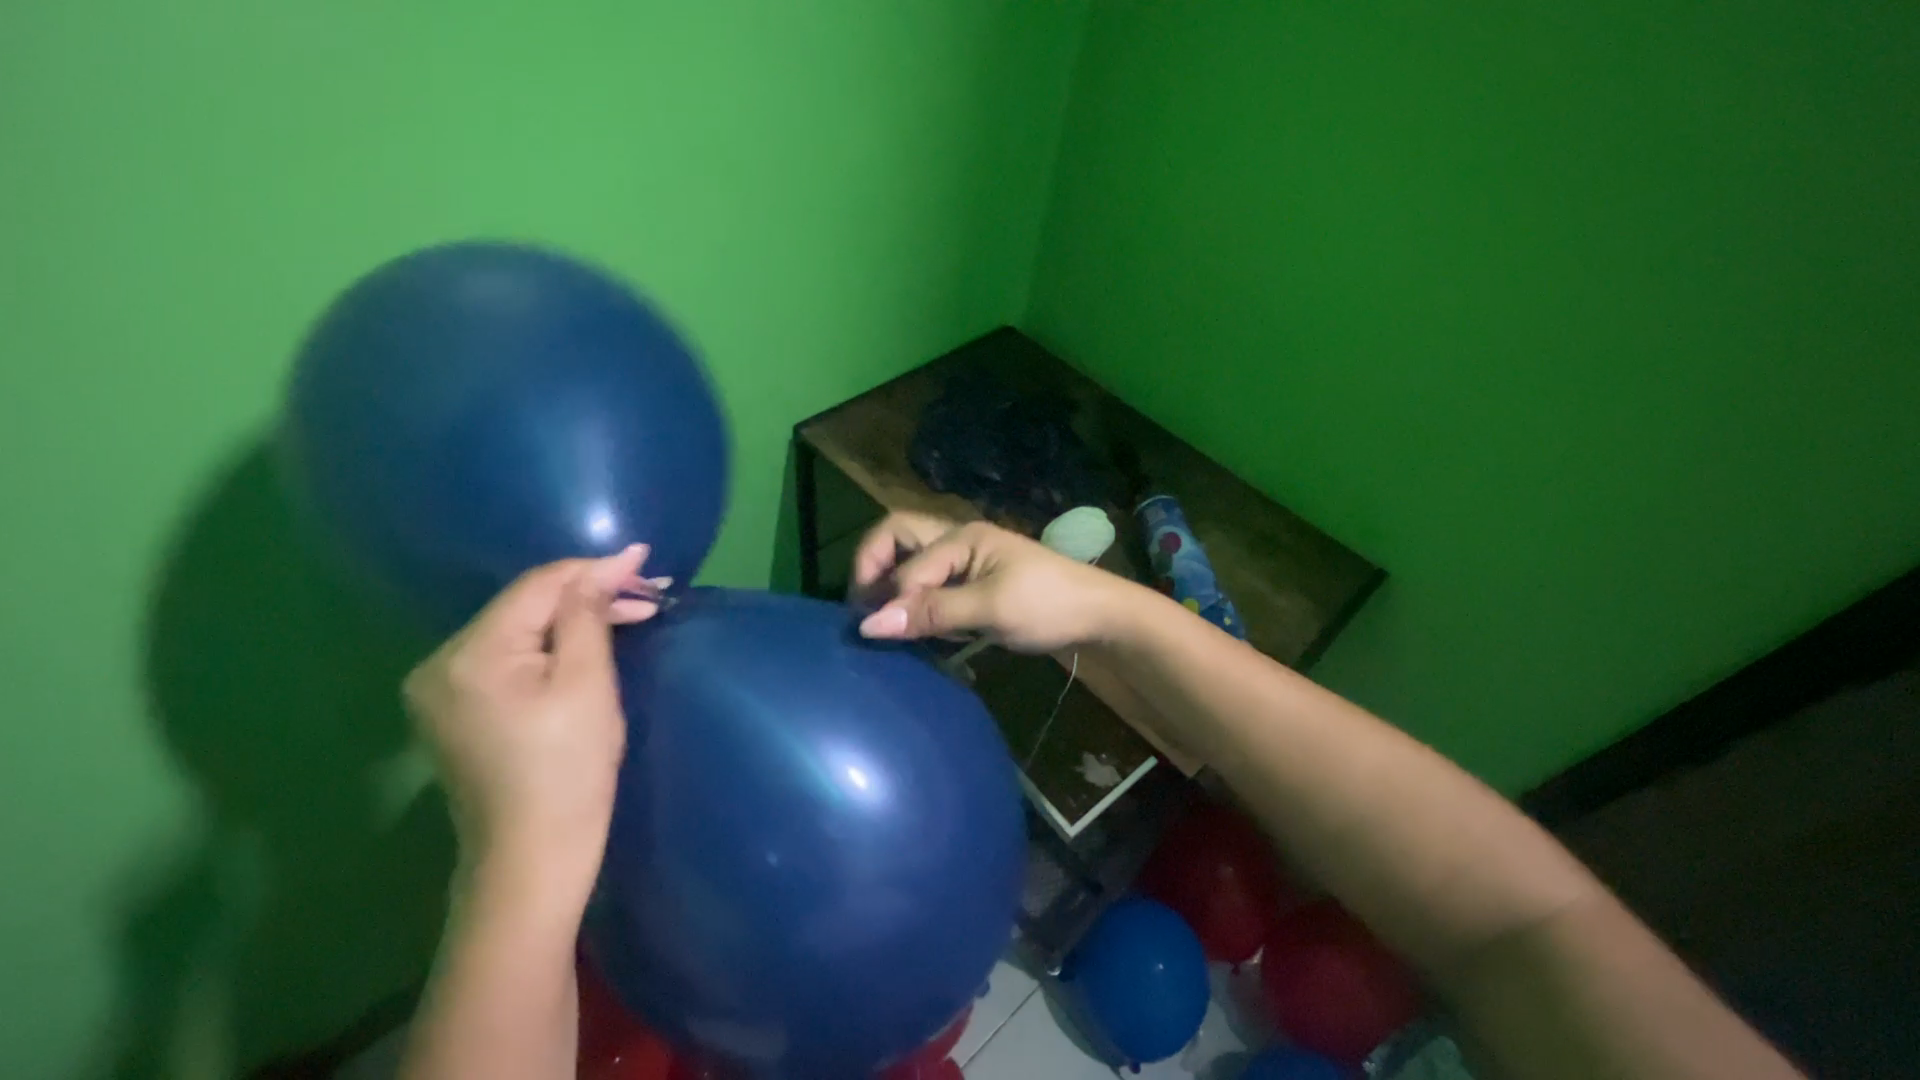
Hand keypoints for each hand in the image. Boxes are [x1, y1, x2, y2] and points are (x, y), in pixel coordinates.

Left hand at [404, 544, 664, 882]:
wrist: (530, 860)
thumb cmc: (568, 771)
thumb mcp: (587, 685)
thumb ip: (589, 615)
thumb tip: (608, 562)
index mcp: (470, 654)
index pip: (538, 586)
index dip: (594, 570)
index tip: (646, 562)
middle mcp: (439, 663)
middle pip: (524, 607)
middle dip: (587, 597)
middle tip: (648, 595)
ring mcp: (439, 690)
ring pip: (517, 632)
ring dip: (571, 622)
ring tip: (628, 616)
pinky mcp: (452, 711)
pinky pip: (506, 660)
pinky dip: (547, 650)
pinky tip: (584, 648)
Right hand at [853, 514, 1135, 652]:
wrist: (1099, 616)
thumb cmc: (1049, 605)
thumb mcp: (990, 608)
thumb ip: (931, 613)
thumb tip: (870, 624)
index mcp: (961, 536)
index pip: (906, 562)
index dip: (889, 597)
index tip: (877, 633)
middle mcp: (957, 540)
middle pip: (897, 538)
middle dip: (874, 568)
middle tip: (864, 608)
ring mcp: (966, 562)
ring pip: (912, 561)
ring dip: (894, 586)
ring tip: (888, 622)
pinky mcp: (974, 585)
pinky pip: (931, 585)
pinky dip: (917, 602)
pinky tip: (920, 630)